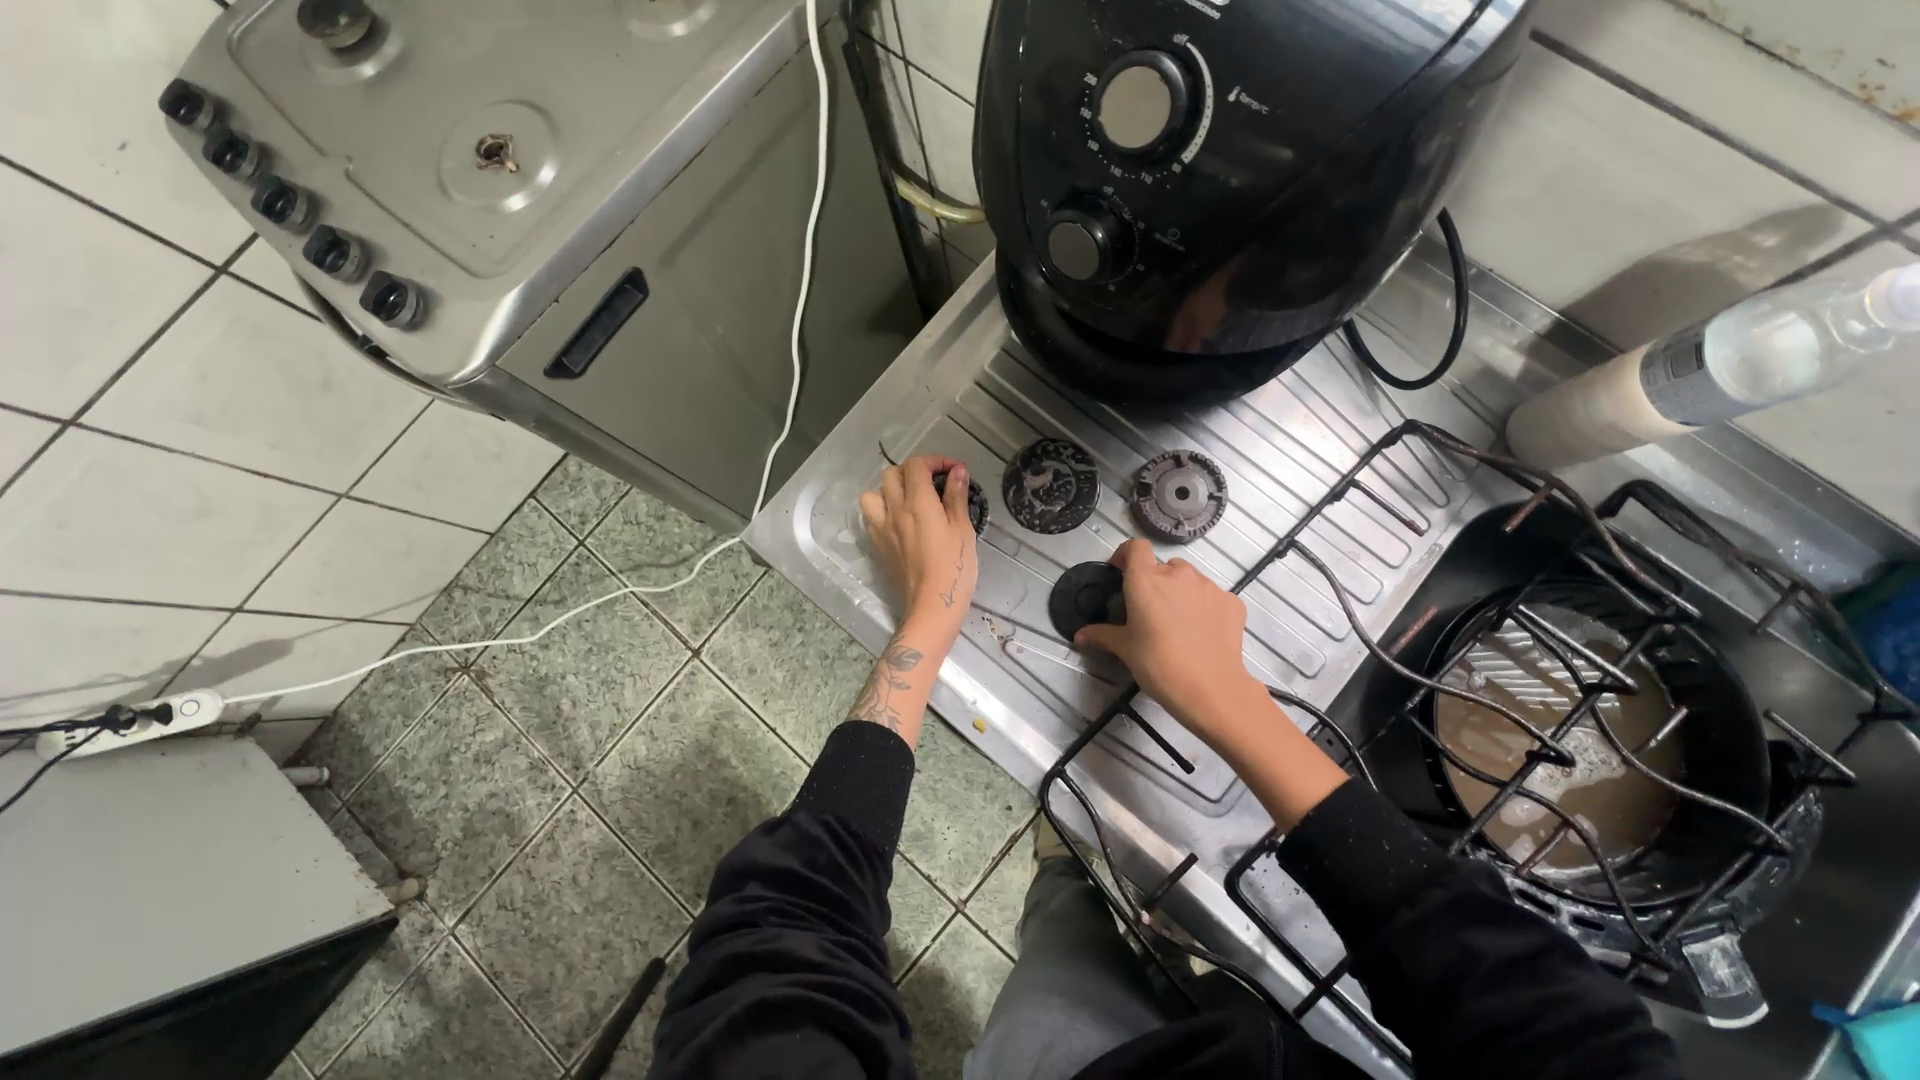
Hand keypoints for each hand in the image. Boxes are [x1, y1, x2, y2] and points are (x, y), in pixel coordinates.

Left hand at [860, 455, 978, 638]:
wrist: (932, 603)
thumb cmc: (955, 567)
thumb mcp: (963, 529)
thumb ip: (957, 497)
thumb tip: (957, 471)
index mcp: (918, 503)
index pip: (917, 466)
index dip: (935, 461)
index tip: (953, 471)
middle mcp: (895, 510)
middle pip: (893, 473)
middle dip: (913, 471)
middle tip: (934, 482)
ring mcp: (883, 528)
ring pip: (874, 492)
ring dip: (890, 488)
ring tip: (909, 498)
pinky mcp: (879, 544)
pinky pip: (870, 516)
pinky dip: (881, 509)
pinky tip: (898, 519)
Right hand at [1073, 538, 1264, 750]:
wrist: (1211, 689)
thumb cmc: (1159, 665)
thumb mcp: (1125, 649)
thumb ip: (1101, 635)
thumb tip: (1079, 636)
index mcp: (1146, 580)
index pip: (1135, 547)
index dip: (1126, 554)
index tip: (1121, 571)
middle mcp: (1178, 575)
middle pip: (1163, 566)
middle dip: (1155, 582)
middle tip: (1150, 610)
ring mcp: (1208, 586)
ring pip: (1190, 580)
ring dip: (1180, 592)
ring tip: (1177, 622)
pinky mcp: (1231, 601)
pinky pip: (1212, 596)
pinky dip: (1204, 606)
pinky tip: (1201, 632)